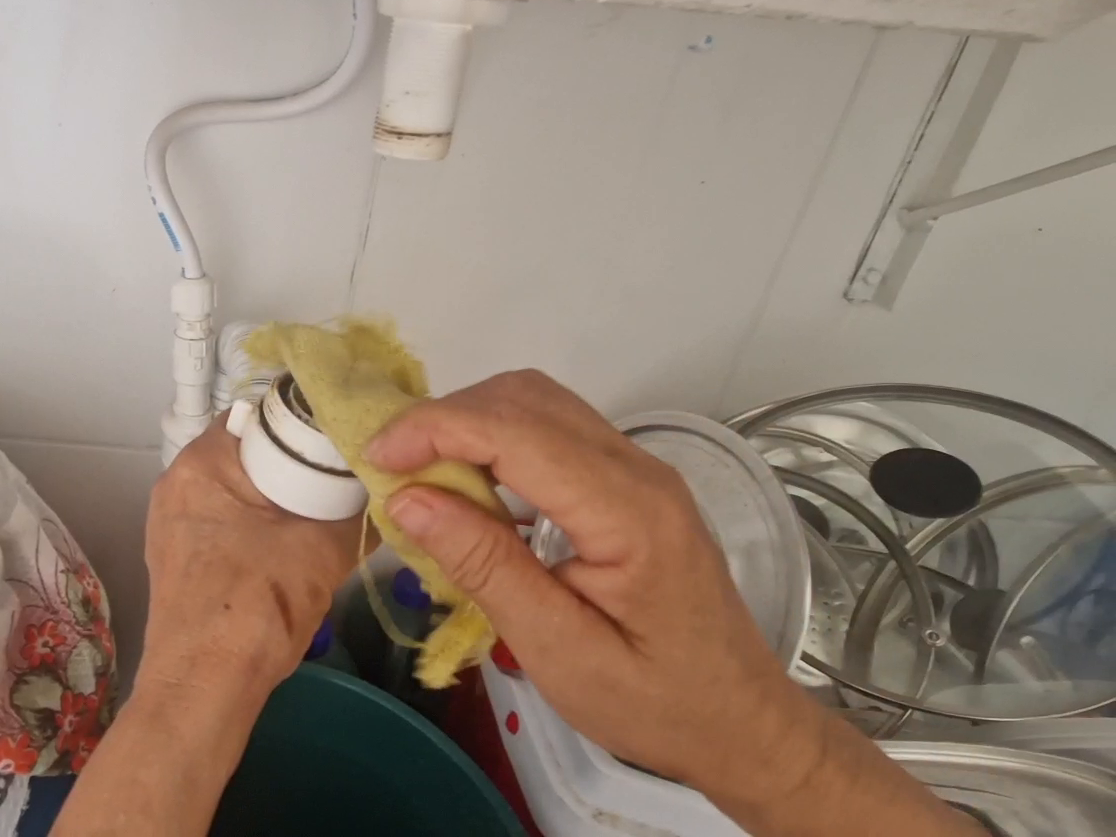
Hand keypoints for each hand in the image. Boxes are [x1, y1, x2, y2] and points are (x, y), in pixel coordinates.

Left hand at [51, 417, 363, 836]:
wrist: (203, 687)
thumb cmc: (256, 606)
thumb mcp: (322, 548)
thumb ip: (351, 507)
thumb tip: (374, 486)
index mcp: (200, 463)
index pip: (256, 416)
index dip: (301, 424)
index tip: (338, 441)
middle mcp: (174, 481)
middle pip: (245, 453)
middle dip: (291, 467)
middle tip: (337, 481)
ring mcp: (169, 521)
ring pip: (235, 490)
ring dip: (274, 500)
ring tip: (319, 516)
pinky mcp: (174, 555)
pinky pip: (222, 521)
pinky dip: (255, 526)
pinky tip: (287, 550)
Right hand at [367, 371, 976, 836]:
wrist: (742, 722)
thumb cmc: (654, 700)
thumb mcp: (559, 651)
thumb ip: (484, 567)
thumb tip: (407, 497)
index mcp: (627, 511)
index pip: (515, 431)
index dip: (435, 429)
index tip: (376, 458)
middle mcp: (636, 467)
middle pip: (522, 398)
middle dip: (443, 418)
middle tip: (392, 466)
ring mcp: (634, 465)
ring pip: (532, 399)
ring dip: (464, 420)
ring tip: (421, 469)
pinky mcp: (623, 474)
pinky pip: (545, 423)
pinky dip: (489, 433)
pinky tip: (468, 477)